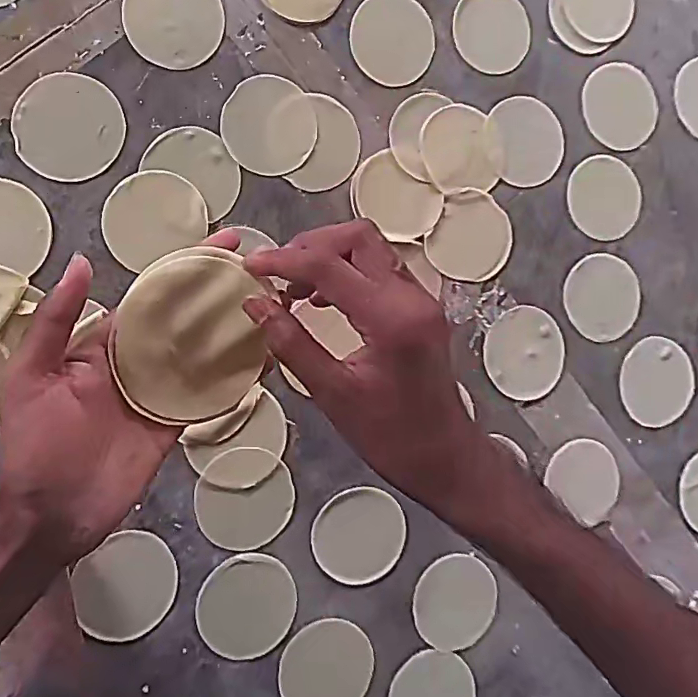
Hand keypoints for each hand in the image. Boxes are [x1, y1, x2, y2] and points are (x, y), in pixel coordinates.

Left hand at [0, 231, 241, 562]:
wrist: (52, 514)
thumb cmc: (35, 443)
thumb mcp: (30, 375)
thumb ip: (56, 321)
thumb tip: (81, 264)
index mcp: (106, 343)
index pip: (152, 295)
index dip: (185, 267)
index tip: (221, 243)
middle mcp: (139, 360)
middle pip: (186, 317)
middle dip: (219, 290)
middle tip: (259, 268)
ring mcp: (161, 392)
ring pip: (204, 352)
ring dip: (234, 328)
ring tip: (271, 303)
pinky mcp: (176, 422)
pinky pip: (209, 394)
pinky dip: (235, 377)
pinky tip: (262, 358)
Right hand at [242, 221, 502, 520]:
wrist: (447, 458)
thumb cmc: (391, 437)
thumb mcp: (332, 394)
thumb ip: (291, 343)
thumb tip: (255, 303)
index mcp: (392, 319)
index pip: (329, 266)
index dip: (284, 261)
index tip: (250, 266)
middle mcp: (412, 297)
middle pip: (359, 238)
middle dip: (311, 246)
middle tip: (277, 274)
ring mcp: (421, 299)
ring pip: (371, 248)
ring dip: (329, 256)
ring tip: (294, 289)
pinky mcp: (421, 307)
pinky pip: (380, 269)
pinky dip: (347, 271)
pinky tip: (322, 299)